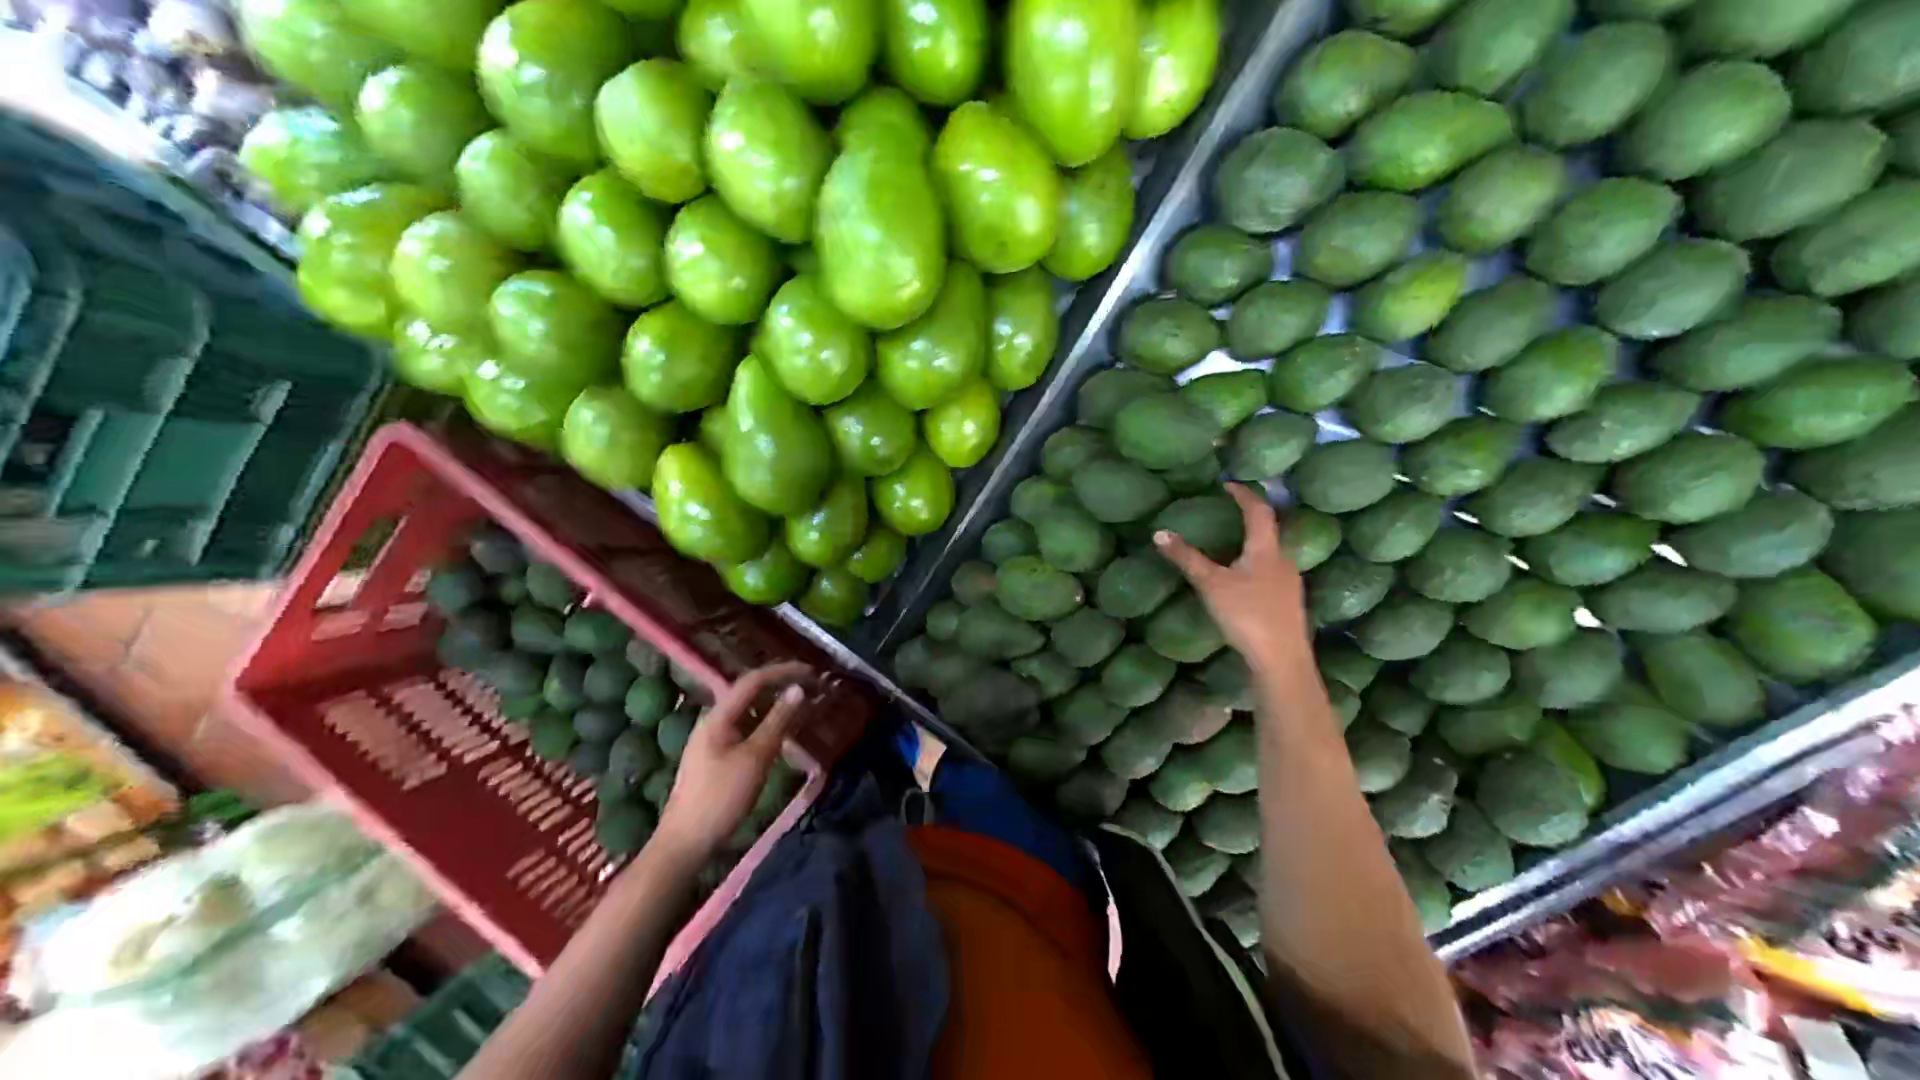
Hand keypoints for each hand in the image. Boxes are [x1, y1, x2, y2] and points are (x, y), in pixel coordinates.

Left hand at [654, 662, 812, 861]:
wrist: (685, 843)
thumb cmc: (721, 798)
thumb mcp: (755, 758)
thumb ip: (778, 721)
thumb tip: (798, 690)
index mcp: (718, 716)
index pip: (753, 681)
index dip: (783, 672)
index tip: (812, 672)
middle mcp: (713, 722)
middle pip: (749, 693)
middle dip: (780, 686)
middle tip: (812, 687)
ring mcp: (713, 740)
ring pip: (749, 713)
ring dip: (775, 706)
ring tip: (803, 707)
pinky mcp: (717, 758)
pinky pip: (746, 730)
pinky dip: (767, 726)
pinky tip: (782, 735)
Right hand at [1154, 483, 1311, 675]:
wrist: (1282, 659)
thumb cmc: (1247, 615)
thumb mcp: (1211, 584)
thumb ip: (1186, 558)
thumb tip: (1159, 533)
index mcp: (1266, 549)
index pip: (1258, 510)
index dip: (1243, 494)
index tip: (1226, 484)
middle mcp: (1283, 559)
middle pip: (1269, 528)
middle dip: (1249, 515)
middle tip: (1228, 509)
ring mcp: (1289, 581)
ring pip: (1271, 550)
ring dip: (1253, 539)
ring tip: (1231, 539)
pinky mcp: (1287, 601)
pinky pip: (1271, 569)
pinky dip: (1255, 560)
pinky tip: (1242, 575)